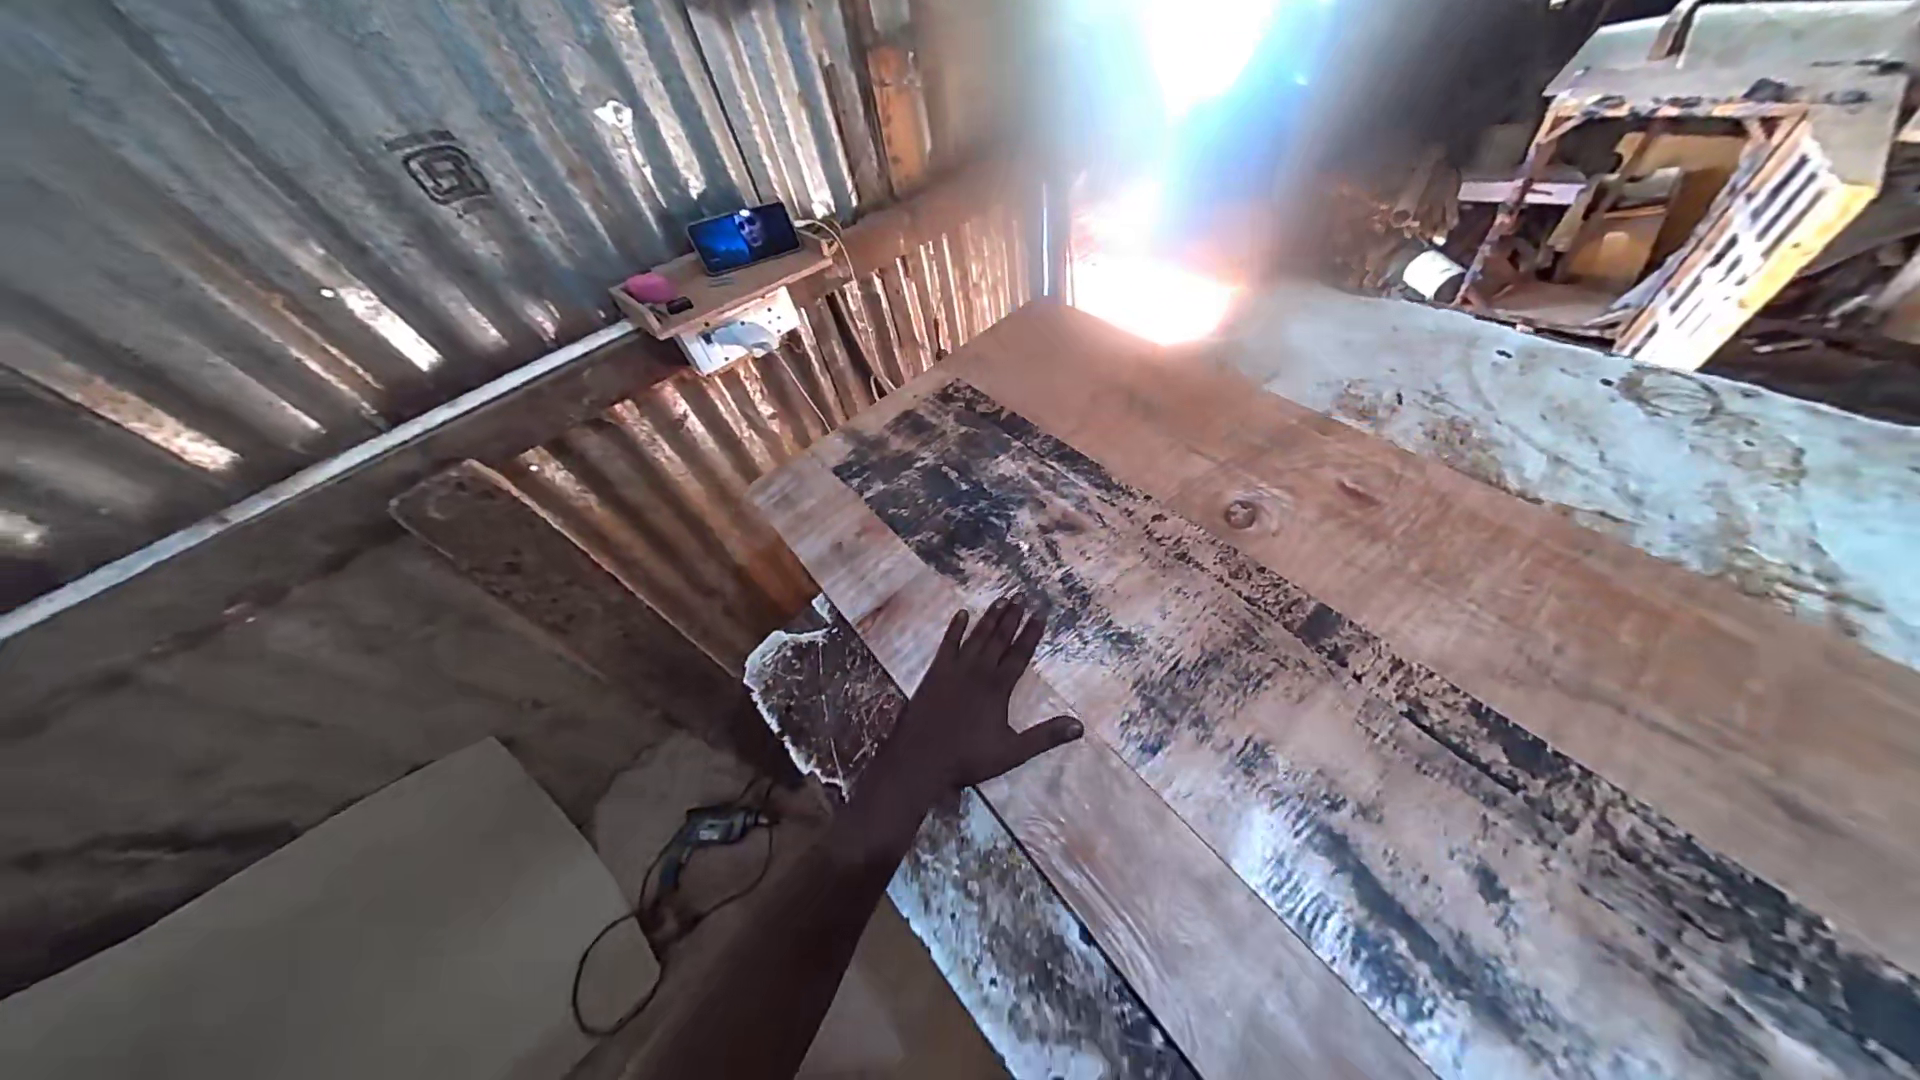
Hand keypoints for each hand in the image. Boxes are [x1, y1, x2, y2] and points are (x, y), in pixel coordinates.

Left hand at [841, 596, 1083, 859]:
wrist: (920, 758)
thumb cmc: (968, 758)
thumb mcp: (1012, 752)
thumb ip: (1045, 737)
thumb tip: (1079, 726)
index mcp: (998, 688)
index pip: (1019, 654)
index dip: (1031, 633)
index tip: (1040, 613)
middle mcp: (978, 672)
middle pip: (999, 639)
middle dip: (1012, 617)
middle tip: (1022, 595)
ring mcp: (954, 670)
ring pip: (976, 637)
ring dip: (990, 618)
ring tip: (1001, 598)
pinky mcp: (934, 673)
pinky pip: (947, 644)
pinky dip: (955, 628)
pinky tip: (962, 613)